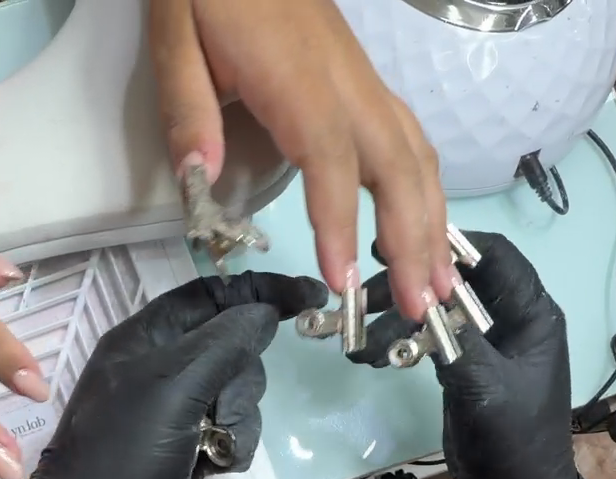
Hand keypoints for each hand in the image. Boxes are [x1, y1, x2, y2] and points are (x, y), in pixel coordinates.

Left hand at [0, 272, 325, 478]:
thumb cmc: (124, 454)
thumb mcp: (173, 387)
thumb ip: (224, 343)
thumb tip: (265, 312)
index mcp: (146, 338)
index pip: (212, 295)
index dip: (261, 292)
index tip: (312, 298)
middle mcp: (162, 367)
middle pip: (235, 348)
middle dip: (241, 381)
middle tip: (221, 412)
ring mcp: (177, 410)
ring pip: (239, 393)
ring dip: (239, 421)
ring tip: (214, 448)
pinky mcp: (191, 447)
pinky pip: (233, 430)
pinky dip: (233, 447)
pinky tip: (216, 466)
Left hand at [148, 0, 453, 319]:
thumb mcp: (176, 35)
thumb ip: (188, 109)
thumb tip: (199, 180)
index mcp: (299, 79)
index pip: (329, 159)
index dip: (339, 223)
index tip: (342, 281)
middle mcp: (347, 83)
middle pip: (396, 166)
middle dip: (414, 241)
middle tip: (422, 306)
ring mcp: (362, 81)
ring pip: (414, 155)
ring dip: (432, 222)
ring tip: (438, 282)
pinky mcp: (362, 84)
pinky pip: (408, 140)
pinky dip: (424, 190)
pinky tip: (425, 224)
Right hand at [350, 232, 599, 478]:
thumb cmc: (512, 437)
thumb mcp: (486, 385)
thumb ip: (456, 340)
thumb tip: (422, 297)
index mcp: (532, 315)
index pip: (496, 258)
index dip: (452, 244)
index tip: (403, 238)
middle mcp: (510, 320)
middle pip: (458, 282)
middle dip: (413, 284)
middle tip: (364, 290)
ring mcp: (484, 343)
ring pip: (439, 311)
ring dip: (400, 318)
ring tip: (361, 332)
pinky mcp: (464, 364)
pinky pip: (432, 338)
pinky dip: (404, 340)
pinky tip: (375, 349)